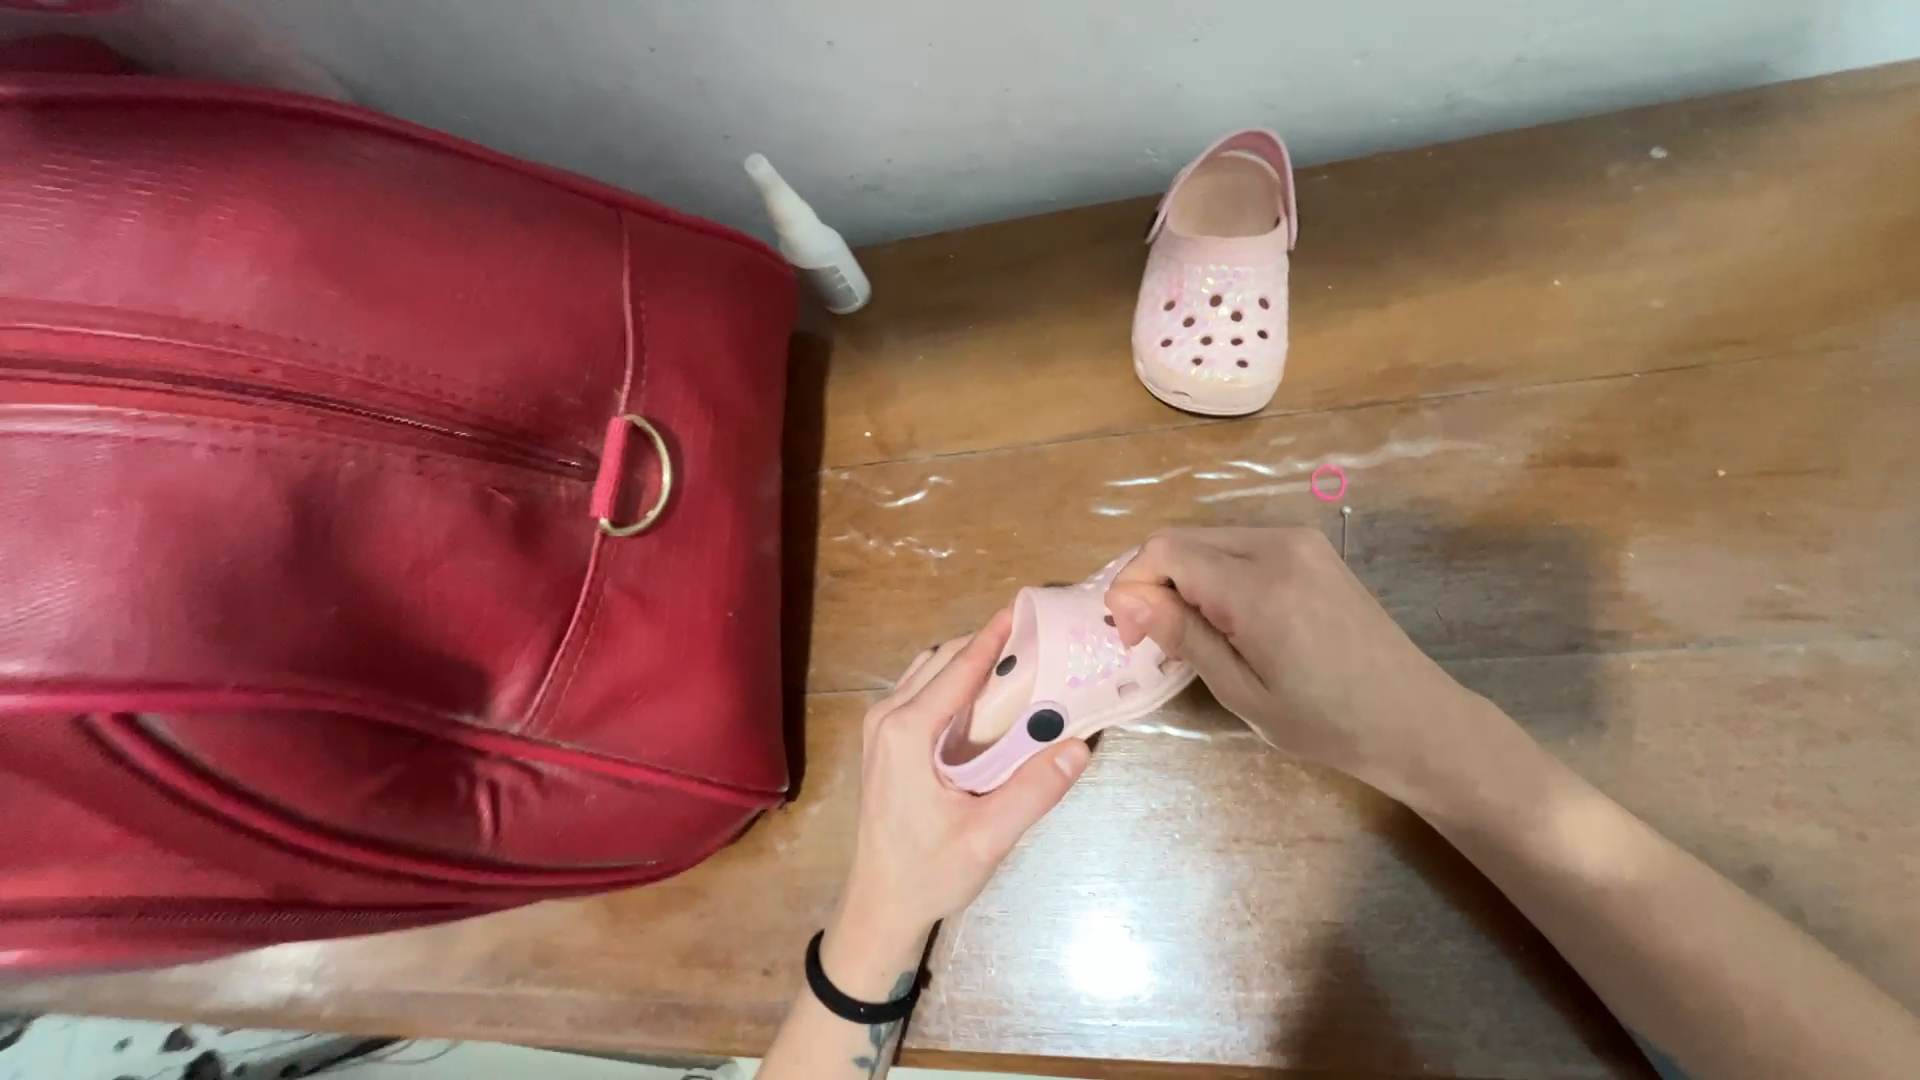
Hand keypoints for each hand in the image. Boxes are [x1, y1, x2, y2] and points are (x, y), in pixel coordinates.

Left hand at [820, 609, 1090, 995]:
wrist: (880, 904)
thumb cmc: (929, 872)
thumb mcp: (988, 837)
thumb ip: (1033, 791)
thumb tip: (1079, 746)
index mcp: (907, 731)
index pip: (958, 667)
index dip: (992, 635)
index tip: (1023, 606)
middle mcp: (886, 716)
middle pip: (941, 660)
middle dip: (984, 643)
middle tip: (1032, 636)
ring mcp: (878, 726)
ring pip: (926, 670)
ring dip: (966, 658)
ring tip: (1012, 658)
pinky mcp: (882, 739)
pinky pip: (919, 689)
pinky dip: (950, 678)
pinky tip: (981, 693)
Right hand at [1104, 527, 1503, 806]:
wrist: (1415, 719)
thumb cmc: (1326, 723)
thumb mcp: (1242, 692)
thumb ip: (1182, 635)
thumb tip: (1124, 597)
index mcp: (1261, 588)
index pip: (1165, 551)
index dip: (1133, 585)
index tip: (1133, 635)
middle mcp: (1279, 546)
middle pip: (1180, 539)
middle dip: (1152, 582)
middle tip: (1155, 638)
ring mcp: (1298, 541)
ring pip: (1205, 540)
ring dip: (1182, 578)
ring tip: (1192, 632)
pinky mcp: (1309, 547)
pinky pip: (1236, 546)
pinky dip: (1212, 574)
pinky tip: (1227, 616)